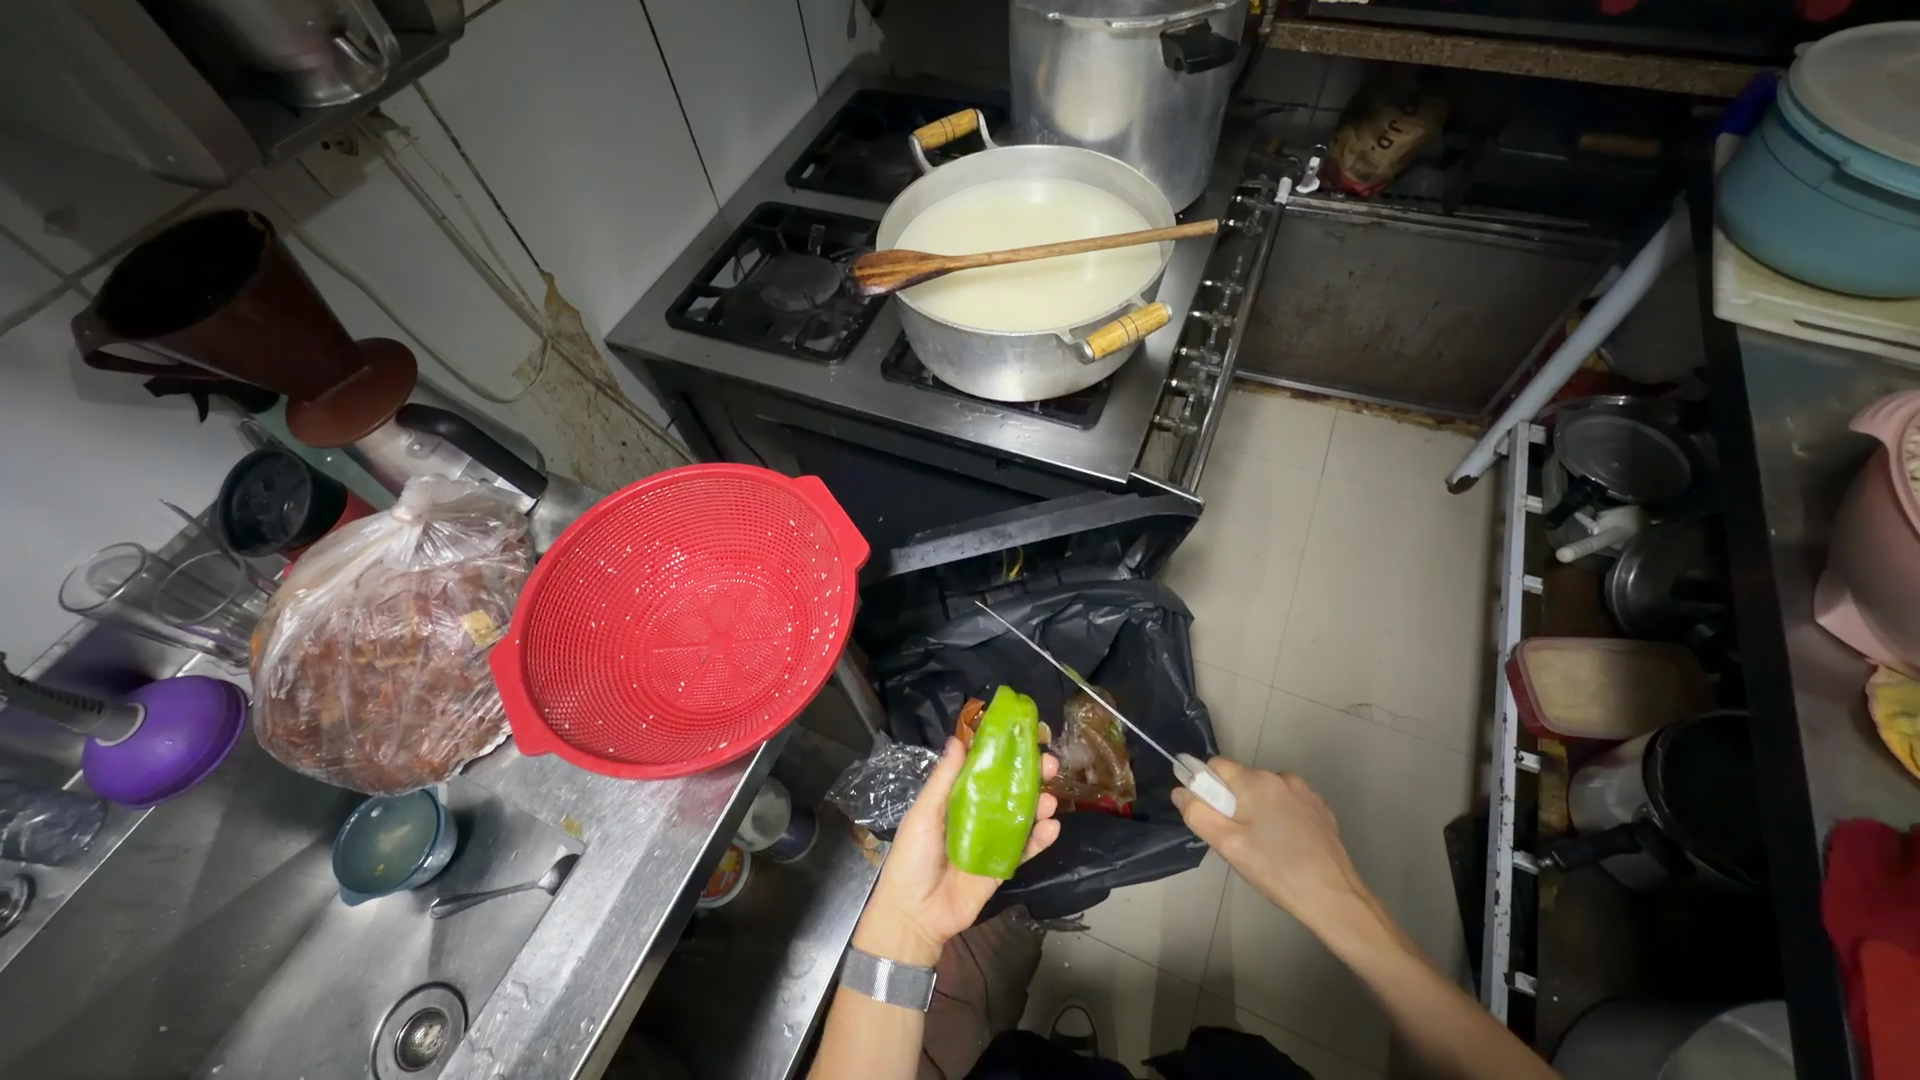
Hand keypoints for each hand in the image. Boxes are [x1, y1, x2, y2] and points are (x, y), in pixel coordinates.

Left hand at [853, 737, 1061, 966]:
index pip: (984, 771)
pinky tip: (1052, 827)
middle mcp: (977, 817)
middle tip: (1049, 764)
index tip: (1024, 739)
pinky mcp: (1002, 867)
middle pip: (1009, 792)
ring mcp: (992, 843)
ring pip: (1022, 818)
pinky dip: (1041, 839)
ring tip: (1050, 798)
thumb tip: (957, 740)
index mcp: (956, 801)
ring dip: (1039, 805)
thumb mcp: (923, 814)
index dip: (1004, 756)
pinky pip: (1025, 850)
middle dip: (1030, 777)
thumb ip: (943, 780)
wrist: (914, 914)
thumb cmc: (912, 858)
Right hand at [1172, 758, 1372, 933]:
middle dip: (1232, 802)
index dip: (1205, 786)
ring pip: (1265, 793)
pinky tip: (1288, 847)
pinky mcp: (1322, 810)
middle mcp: (1282, 778)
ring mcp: (1306, 793)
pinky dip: (1281, 818)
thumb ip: (1198, 813)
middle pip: (1242, 780)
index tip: (1209, 814)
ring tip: (1264, 847)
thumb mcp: (1227, 845)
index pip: (1216, 766)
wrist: (1334, 897)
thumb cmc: (1275, 869)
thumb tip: (1180, 791)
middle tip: (1237, 839)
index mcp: (1257, 781)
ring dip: (1257, 810)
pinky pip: (1288, 804)